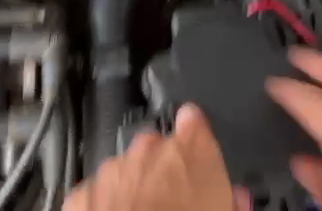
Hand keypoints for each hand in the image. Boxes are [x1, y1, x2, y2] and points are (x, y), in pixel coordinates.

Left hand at [64, 104, 248, 210]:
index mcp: (191, 149)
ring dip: (134, 184)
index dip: (196, 134)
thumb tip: (237, 197)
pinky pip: (97, 192)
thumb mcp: (222, 210)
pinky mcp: (84, 194)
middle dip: (164, 169)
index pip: (195, 120)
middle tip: (172, 201)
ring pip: (126, 167)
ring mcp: (114, 169)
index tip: (198, 149)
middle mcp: (150, 149)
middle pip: (158, 147)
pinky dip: (104, 203)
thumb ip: (232, 198)